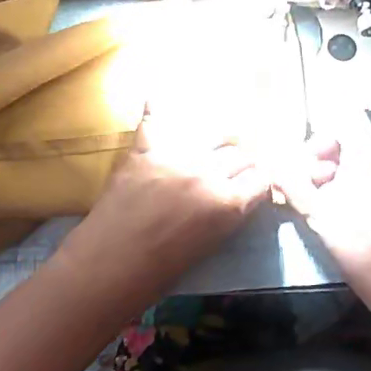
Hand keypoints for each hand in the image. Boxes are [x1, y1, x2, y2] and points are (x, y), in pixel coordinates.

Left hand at [57, 115, 271, 296]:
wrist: (110, 264)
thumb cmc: (161, 270)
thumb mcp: (208, 245)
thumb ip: (225, 215)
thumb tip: (234, 196)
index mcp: (228, 204)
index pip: (260, 178)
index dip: (259, 180)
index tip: (255, 181)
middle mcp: (208, 173)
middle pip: (238, 154)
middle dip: (241, 162)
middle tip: (234, 167)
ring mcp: (175, 157)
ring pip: (210, 133)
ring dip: (215, 139)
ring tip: (210, 144)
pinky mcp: (144, 149)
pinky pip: (157, 119)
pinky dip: (159, 110)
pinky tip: (160, 99)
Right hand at [272, 113, 370, 301]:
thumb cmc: (361, 243)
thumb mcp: (317, 212)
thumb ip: (292, 183)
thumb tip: (273, 164)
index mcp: (369, 152)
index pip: (341, 119)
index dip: (317, 136)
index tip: (301, 162)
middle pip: (349, 141)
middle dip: (322, 159)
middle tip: (304, 187)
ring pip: (360, 162)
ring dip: (335, 176)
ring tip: (318, 204)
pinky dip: (352, 188)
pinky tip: (339, 215)